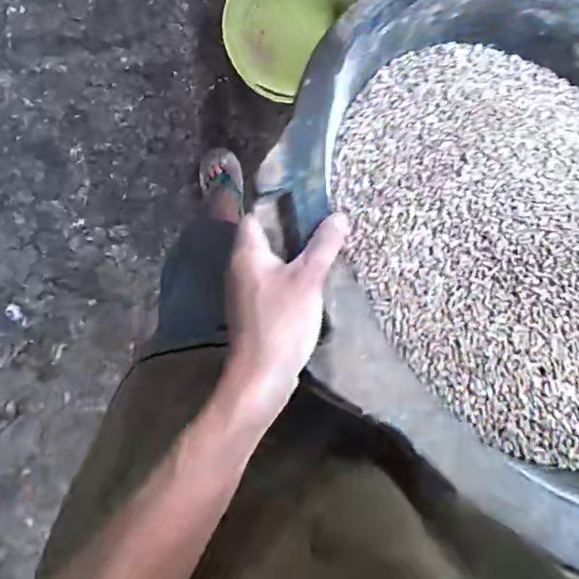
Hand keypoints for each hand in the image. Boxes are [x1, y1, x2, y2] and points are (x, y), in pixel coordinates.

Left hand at [219, 211, 350, 419]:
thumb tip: (339, 216)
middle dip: (290, 228)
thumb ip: (323, 245)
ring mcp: (245, 290)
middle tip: (321, 220)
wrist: (260, 379)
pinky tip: (312, 279)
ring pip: (269, 260)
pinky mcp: (254, 310)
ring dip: (292, 253)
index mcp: (246, 253)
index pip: (254, 215)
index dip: (276, 204)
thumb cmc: (281, 322)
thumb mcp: (308, 279)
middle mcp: (240, 267)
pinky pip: (272, 280)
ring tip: (322, 245)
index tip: (304, 198)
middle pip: (263, 237)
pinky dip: (289, 274)